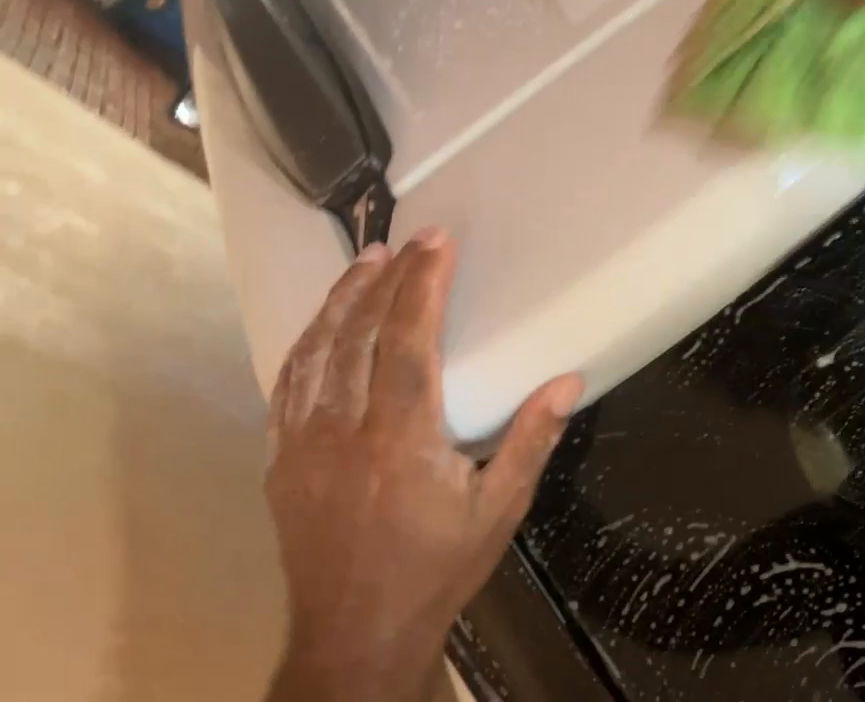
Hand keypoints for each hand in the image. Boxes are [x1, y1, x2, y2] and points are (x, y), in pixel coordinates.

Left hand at [264, 229, 582, 700]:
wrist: (355, 636)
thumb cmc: (438, 567)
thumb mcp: (500, 508)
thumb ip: (531, 440)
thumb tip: (568, 380)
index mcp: (400, 440)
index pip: (407, 343)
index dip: (422, 287)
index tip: (437, 244)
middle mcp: (343, 434)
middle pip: (356, 338)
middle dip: (383, 282)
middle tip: (407, 241)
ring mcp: (303, 449)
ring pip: (313, 357)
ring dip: (339, 305)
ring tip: (363, 265)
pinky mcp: (284, 465)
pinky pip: (289, 391)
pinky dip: (308, 347)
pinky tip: (324, 329)